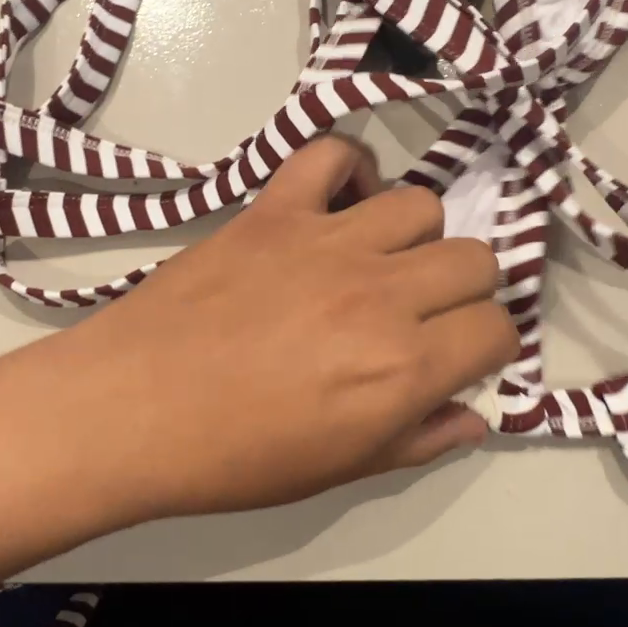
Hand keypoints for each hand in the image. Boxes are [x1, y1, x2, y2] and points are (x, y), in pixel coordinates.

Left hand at [0, 136, 517, 522]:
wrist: (130, 410)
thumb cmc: (232, 457)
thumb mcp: (338, 470)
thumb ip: (419, 440)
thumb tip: (476, 416)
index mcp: (402, 367)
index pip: (497, 330)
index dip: (486, 347)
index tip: (456, 358)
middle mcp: (380, 293)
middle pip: (474, 259)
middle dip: (463, 292)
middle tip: (419, 316)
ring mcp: (326, 240)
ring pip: (421, 204)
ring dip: (415, 236)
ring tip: (378, 263)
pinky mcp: (274, 210)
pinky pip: (331, 155)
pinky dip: (347, 171)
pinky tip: (337, 206)